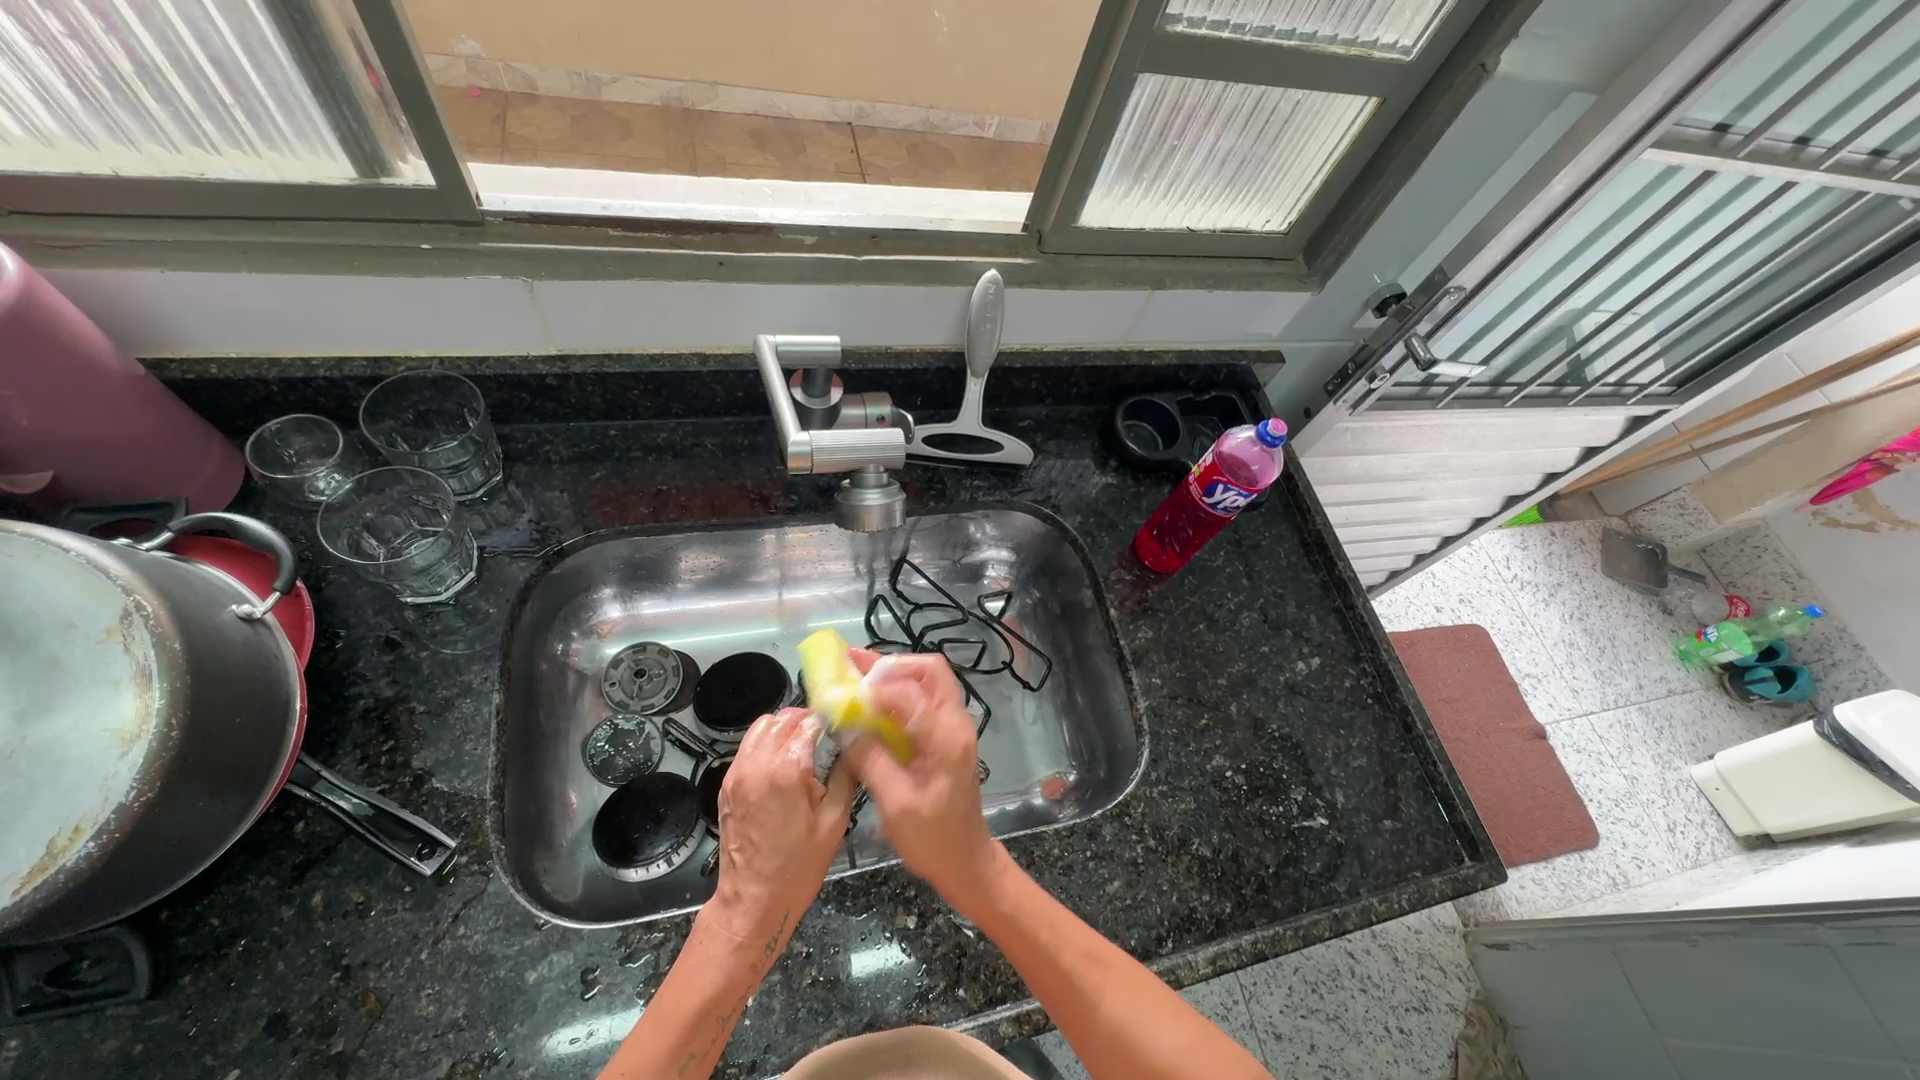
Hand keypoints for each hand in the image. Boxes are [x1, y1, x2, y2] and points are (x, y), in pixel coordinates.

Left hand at [709, 707, 855, 942]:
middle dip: (807, 722)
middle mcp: (756, 763)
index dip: (829, 722)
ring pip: (762, 727)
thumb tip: (854, 747)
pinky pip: (749, 747)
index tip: (844, 732)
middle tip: (828, 741)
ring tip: (806, 750)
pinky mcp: (728, 785)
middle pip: (783, 718)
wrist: (753, 901)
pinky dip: (768, 744)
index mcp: (785, 770)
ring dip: (785, 729)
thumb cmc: (798, 866)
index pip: (808, 722)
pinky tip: (786, 766)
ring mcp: (736, 773)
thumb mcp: (835, 821)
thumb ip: (845, 775)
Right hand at [842, 650, 1008, 912]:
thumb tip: (844, 725)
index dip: (874, 691)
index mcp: (947, 737)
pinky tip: (868, 705)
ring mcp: (952, 728)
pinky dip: (895, 695)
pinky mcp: (944, 737)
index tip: (843, 698)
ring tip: (853, 676)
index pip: (910, 693)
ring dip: (891, 676)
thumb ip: (871, 759)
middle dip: (889, 665)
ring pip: (926, 681)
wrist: (966, 861)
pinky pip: (921, 701)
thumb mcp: (896, 804)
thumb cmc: (934, 838)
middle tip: (852, 668)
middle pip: (929, 670)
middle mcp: (955, 723)